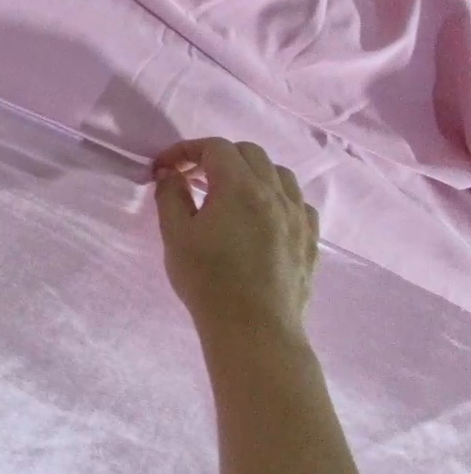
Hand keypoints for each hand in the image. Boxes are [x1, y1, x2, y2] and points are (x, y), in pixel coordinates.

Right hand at [153, 137, 319, 343]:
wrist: (253, 326)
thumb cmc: (206, 276)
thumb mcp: (174, 231)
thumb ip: (171, 194)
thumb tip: (171, 174)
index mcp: (241, 190)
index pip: (216, 148)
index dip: (184, 150)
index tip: (164, 169)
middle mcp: (277, 197)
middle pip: (250, 154)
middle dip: (216, 157)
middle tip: (190, 177)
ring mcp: (299, 219)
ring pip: (279, 174)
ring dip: (248, 173)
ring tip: (223, 193)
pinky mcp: (310, 239)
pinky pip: (297, 202)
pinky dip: (273, 196)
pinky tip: (255, 215)